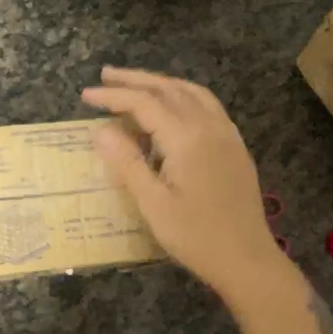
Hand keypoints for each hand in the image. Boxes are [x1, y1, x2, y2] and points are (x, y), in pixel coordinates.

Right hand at [82, 66, 285, 297]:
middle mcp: (209, 126)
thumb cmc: (195, 236)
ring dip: (161, 83)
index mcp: (186, 138)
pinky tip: (173, 106)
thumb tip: (101, 130)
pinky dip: (183, 95)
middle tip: (105, 75)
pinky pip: (207, 105)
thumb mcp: (152, 204)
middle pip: (168, 89)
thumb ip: (127, 163)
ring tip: (135, 83)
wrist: (247, 258)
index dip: (113, 96)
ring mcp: (226, 134)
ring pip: (191, 93)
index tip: (86, 95)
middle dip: (135, 80)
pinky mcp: (235, 146)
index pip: (144, 103)